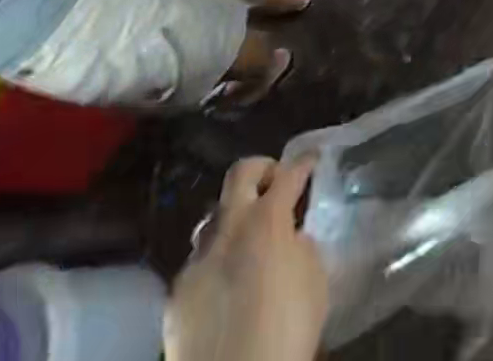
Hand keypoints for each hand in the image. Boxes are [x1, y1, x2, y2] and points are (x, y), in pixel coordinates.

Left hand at [165, 156, 327, 360]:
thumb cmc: (288, 333)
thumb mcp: (315, 284)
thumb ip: (303, 248)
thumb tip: (291, 237)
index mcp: (267, 221)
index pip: (289, 175)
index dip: (303, 163)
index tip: (312, 159)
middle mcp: (228, 228)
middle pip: (240, 174)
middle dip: (262, 168)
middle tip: (276, 182)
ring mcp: (197, 258)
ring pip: (214, 217)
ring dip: (234, 217)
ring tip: (249, 237)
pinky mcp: (177, 292)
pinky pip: (199, 262)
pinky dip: (217, 262)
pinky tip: (228, 286)